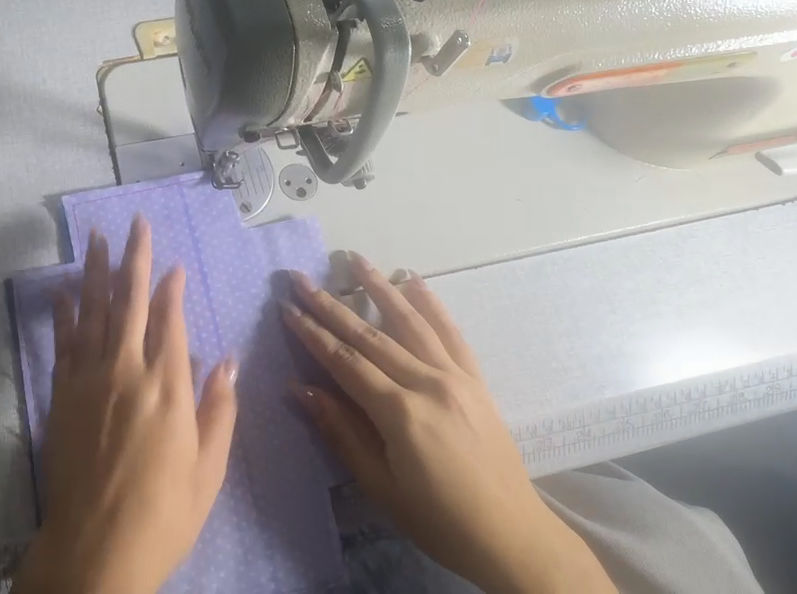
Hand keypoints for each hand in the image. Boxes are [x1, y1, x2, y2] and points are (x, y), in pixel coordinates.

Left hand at [15, 216, 238, 593]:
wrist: (95, 547)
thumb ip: (219, 409)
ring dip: (97, 270)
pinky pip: (64, 340)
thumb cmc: (163, 513)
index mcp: (169, 388)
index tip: (174, 266)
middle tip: (135, 223)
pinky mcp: (62, 394)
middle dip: (135, 258)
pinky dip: (65, 311)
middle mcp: (128, 371)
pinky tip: (65, 288)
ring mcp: (90, 379)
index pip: (171, 321)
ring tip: (97, 237)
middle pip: (131, 301)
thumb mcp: (208, 469)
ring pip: (94, 310)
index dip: (172, 289)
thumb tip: (226, 360)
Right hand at [281, 255, 615, 593]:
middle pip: (370, 335)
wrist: (511, 537)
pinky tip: (414, 280)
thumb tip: (299, 387)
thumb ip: (340, 431)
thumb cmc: (438, 520)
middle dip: (330, 305)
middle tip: (300, 278)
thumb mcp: (380, 486)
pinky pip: (450, 332)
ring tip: (355, 259)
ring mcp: (456, 377)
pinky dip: (431, 303)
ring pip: (411, 322)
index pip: (345, 361)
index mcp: (400, 413)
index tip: (285, 308)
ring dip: (379, 287)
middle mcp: (428, 384)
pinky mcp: (476, 380)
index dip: (312, 333)